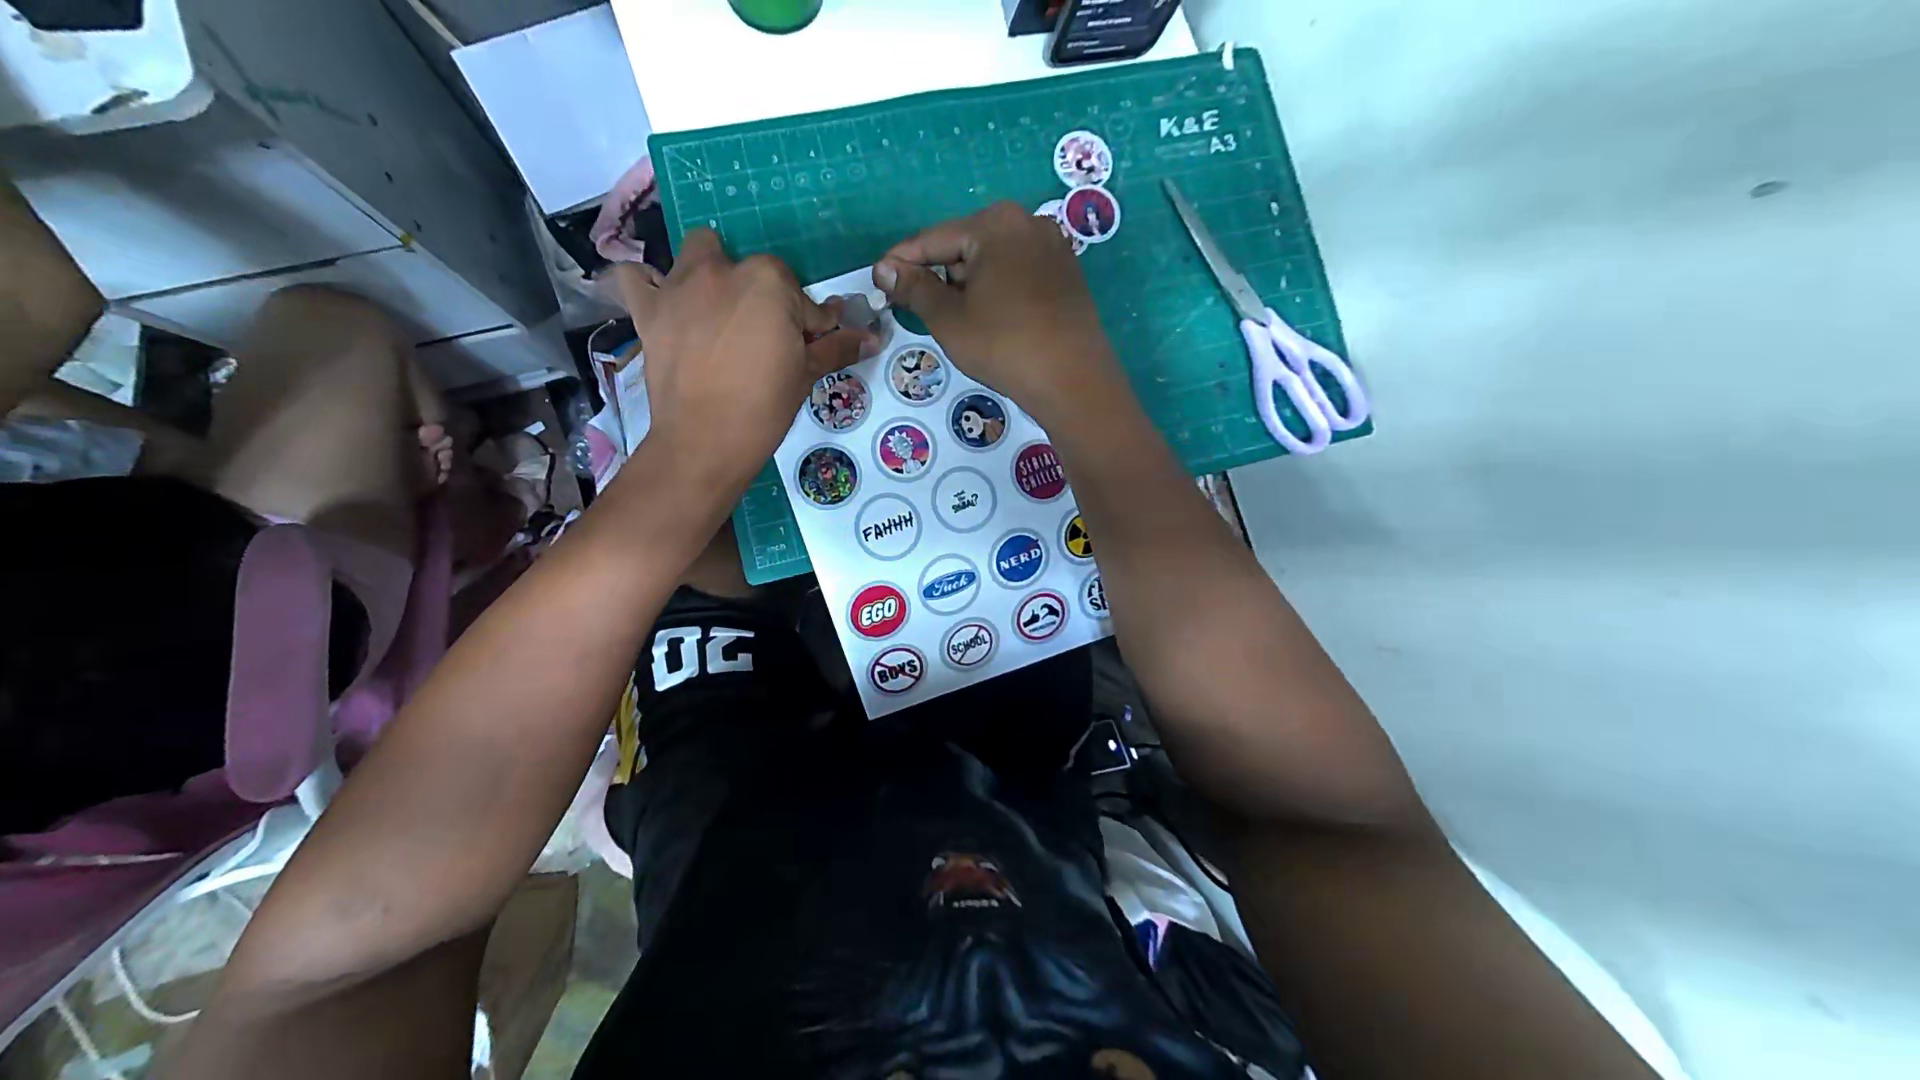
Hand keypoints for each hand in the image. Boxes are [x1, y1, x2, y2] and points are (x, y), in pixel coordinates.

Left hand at [613, 230, 876, 492]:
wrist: (706, 442)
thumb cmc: (765, 407)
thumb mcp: (805, 374)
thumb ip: (836, 346)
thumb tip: (873, 337)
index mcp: (769, 281)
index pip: (801, 298)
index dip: (809, 325)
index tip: (808, 347)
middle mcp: (723, 270)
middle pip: (754, 271)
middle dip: (765, 297)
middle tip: (767, 337)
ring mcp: (680, 286)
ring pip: (700, 253)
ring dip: (714, 273)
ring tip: (720, 310)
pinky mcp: (649, 309)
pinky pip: (637, 277)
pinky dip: (649, 283)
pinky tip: (665, 302)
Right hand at [872, 201, 1128, 425]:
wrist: (1072, 380)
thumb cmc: (1004, 344)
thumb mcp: (949, 317)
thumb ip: (914, 287)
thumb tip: (885, 269)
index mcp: (995, 223)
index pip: (933, 239)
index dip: (901, 262)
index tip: (878, 280)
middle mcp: (1028, 223)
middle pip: (965, 245)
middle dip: (939, 275)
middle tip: (918, 309)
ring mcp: (1053, 247)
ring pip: (992, 262)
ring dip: (968, 286)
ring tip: (957, 322)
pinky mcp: (1067, 275)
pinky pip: (1017, 275)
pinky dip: (996, 292)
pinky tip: (991, 321)